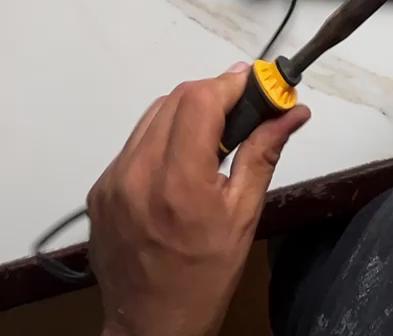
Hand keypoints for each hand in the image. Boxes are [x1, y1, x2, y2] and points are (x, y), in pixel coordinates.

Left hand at [88, 63, 311, 335]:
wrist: (151, 328)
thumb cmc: (206, 275)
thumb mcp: (244, 215)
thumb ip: (263, 153)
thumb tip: (293, 112)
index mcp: (178, 181)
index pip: (201, 99)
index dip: (231, 82)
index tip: (256, 83)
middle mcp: (138, 172)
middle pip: (177, 98)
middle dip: (214, 92)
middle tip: (242, 107)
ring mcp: (112, 180)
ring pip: (154, 114)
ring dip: (187, 110)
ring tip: (212, 134)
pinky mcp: (99, 189)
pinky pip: (135, 141)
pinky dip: (162, 135)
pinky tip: (180, 157)